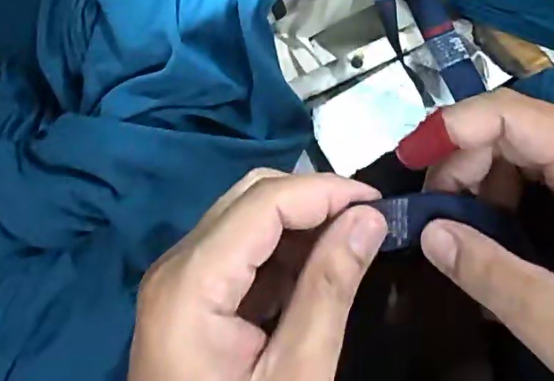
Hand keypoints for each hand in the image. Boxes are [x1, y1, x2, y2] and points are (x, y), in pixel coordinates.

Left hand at [130, 168, 388, 380]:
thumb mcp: (295, 379)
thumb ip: (329, 289)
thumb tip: (368, 218)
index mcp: (190, 281)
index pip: (262, 201)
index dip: (323, 191)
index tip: (378, 201)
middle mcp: (176, 264)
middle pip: (249, 198)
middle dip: (312, 200)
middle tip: (367, 219)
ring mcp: (177, 279)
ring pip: (245, 217)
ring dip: (299, 222)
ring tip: (351, 238)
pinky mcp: (187, 296)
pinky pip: (238, 250)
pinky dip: (281, 251)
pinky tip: (317, 266)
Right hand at [409, 90, 553, 380]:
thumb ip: (499, 280)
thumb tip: (428, 232)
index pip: (511, 114)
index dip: (451, 128)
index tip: (408, 163)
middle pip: (516, 126)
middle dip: (464, 158)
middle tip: (430, 210)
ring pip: (529, 150)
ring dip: (484, 179)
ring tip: (455, 227)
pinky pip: (549, 178)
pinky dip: (511, 197)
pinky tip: (495, 235)